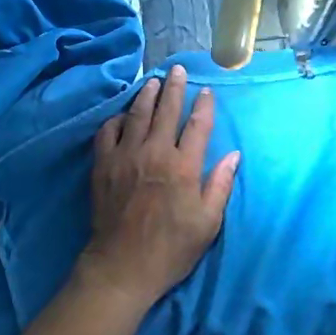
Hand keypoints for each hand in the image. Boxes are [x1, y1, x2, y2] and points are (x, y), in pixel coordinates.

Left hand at [78, 65, 239, 306]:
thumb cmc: (171, 249)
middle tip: (176, 70)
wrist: (122, 265)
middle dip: (174, 88)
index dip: (204, 106)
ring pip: (136, 115)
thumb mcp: (207, 223)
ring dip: (146, 96)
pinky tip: (122, 115)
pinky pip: (107, 132)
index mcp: (184, 167)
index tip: (206, 92)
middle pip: (166, 111)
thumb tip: (233, 155)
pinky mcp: (102, 165)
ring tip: (152, 82)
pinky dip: (116, 119)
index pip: (197, 126)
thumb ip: (220, 185)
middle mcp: (155, 153)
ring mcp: (125, 156)